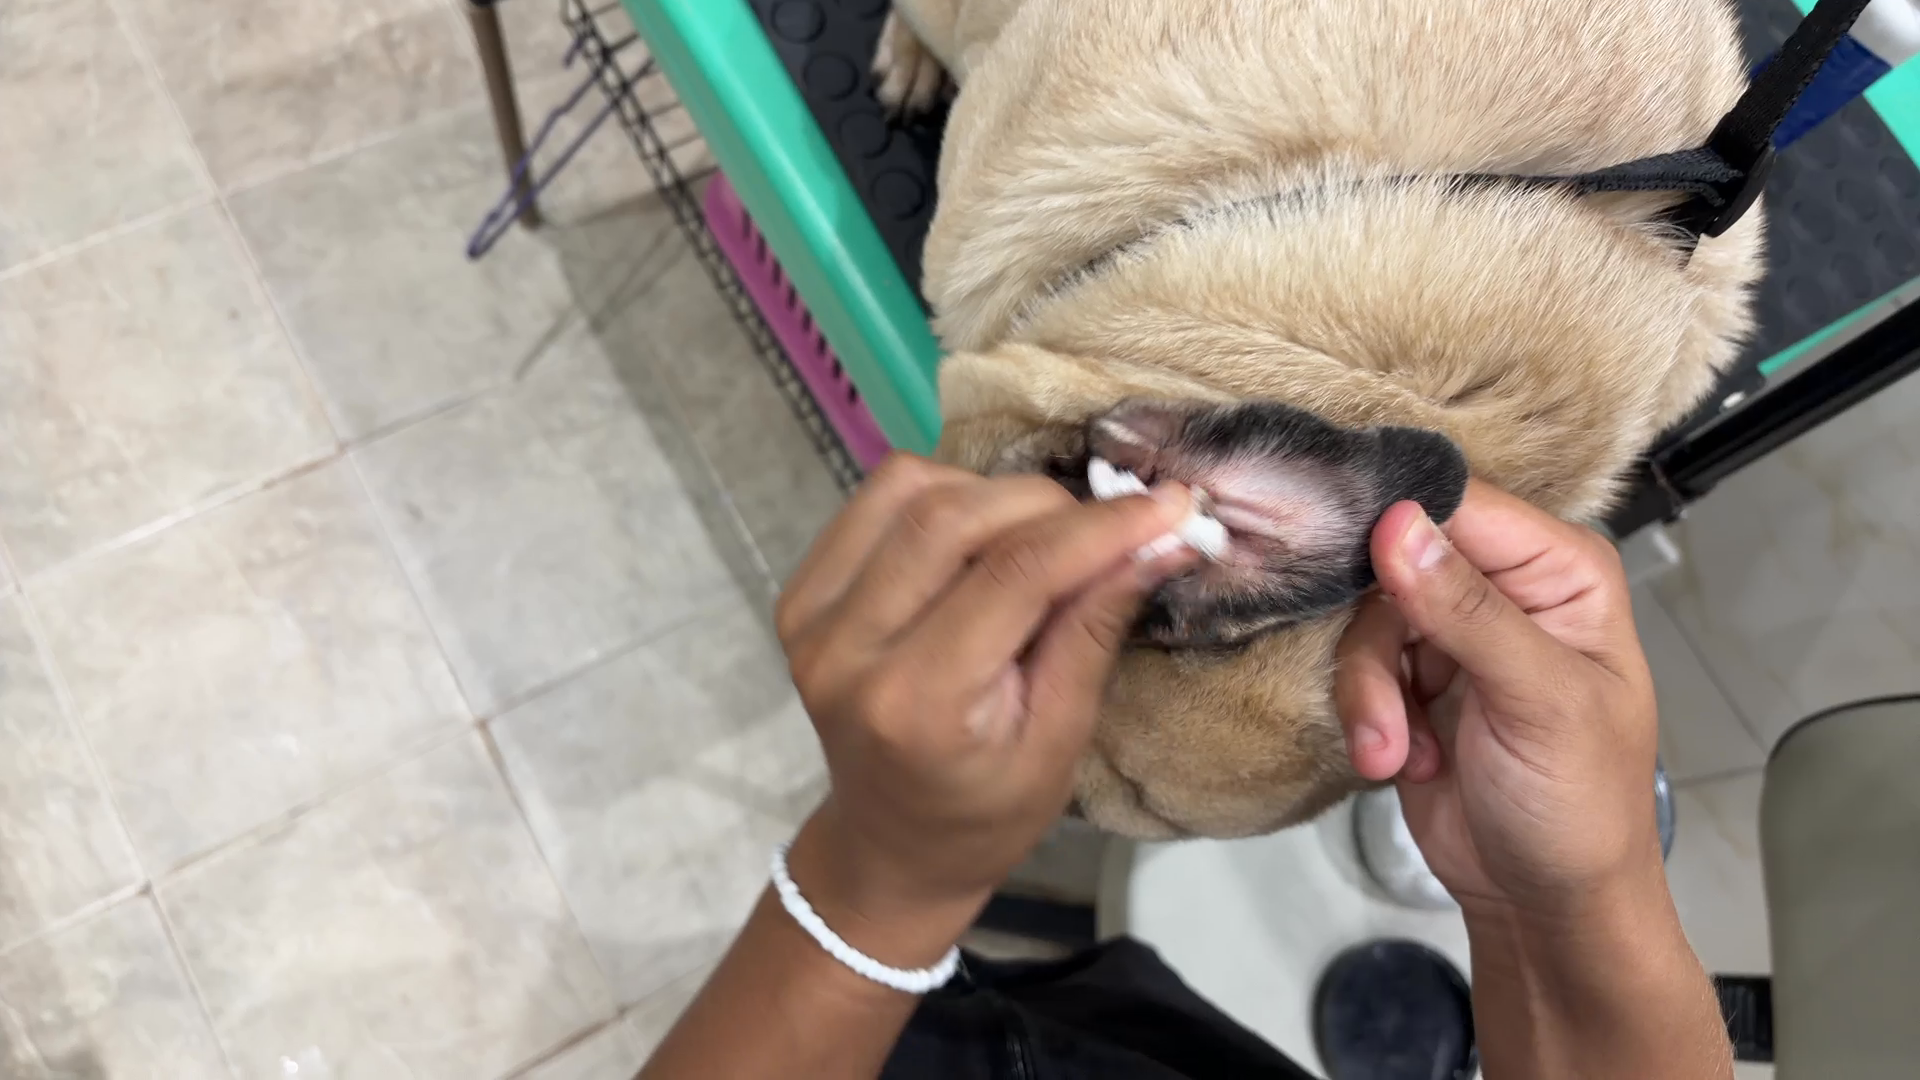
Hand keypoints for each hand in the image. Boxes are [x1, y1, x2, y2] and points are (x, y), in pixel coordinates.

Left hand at [774, 454, 1195, 963]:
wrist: (889, 841)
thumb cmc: (986, 811)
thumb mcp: (1060, 739)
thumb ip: (1095, 630)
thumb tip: (1158, 539)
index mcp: (916, 703)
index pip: (1014, 575)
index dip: (1098, 529)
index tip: (1168, 506)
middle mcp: (845, 647)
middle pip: (953, 517)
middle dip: (1049, 504)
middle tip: (1107, 525)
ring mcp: (809, 614)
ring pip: (911, 489)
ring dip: (993, 492)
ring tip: (1041, 535)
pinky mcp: (799, 592)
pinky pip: (877, 500)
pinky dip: (942, 491)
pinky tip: (978, 532)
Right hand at [1335, 481, 1663, 921]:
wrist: (1536, 897)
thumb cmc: (1577, 801)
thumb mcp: (1537, 703)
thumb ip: (1468, 610)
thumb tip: (1394, 521)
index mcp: (1555, 571)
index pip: (1460, 507)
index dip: (1395, 521)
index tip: (1336, 552)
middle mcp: (1495, 586)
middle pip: (1390, 565)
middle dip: (1377, 645)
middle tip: (1381, 705)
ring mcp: (1442, 630)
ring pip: (1361, 622)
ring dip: (1367, 694)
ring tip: (1393, 753)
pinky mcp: (1400, 671)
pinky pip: (1351, 662)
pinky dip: (1365, 713)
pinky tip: (1398, 757)